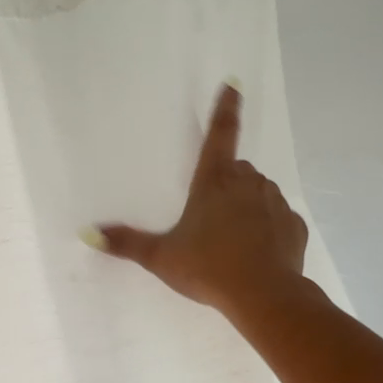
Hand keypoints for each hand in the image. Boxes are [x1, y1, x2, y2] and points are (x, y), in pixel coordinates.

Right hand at [92, 84, 310, 314]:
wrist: (264, 297)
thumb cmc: (208, 268)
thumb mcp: (161, 257)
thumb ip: (126, 243)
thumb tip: (89, 233)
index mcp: (214, 182)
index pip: (220, 135)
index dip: (225, 108)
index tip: (234, 85)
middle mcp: (248, 184)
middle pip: (236, 170)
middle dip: (225, 182)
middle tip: (209, 214)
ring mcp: (275, 204)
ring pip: (259, 192)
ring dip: (246, 204)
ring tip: (231, 238)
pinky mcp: (293, 227)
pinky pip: (278, 220)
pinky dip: (268, 228)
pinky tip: (257, 252)